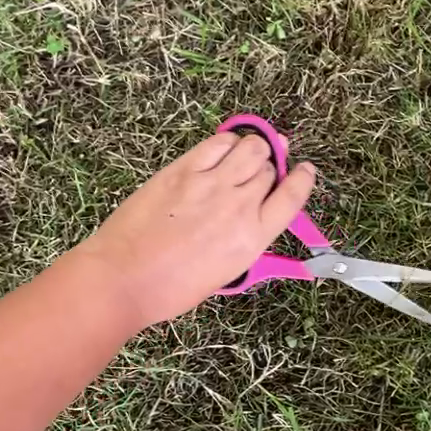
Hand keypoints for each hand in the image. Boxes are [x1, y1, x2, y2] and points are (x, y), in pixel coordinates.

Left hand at [69, 131, 316, 328]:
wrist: (125, 277)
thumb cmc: (171, 288)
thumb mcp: (224, 273)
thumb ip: (244, 241)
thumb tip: (251, 220)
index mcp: (253, 238)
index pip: (292, 197)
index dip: (303, 179)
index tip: (305, 171)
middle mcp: (239, 206)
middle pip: (269, 169)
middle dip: (269, 168)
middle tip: (260, 171)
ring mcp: (211, 183)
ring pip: (250, 147)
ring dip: (253, 148)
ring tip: (243, 157)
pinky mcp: (183, 170)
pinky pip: (217, 143)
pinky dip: (226, 143)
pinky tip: (222, 150)